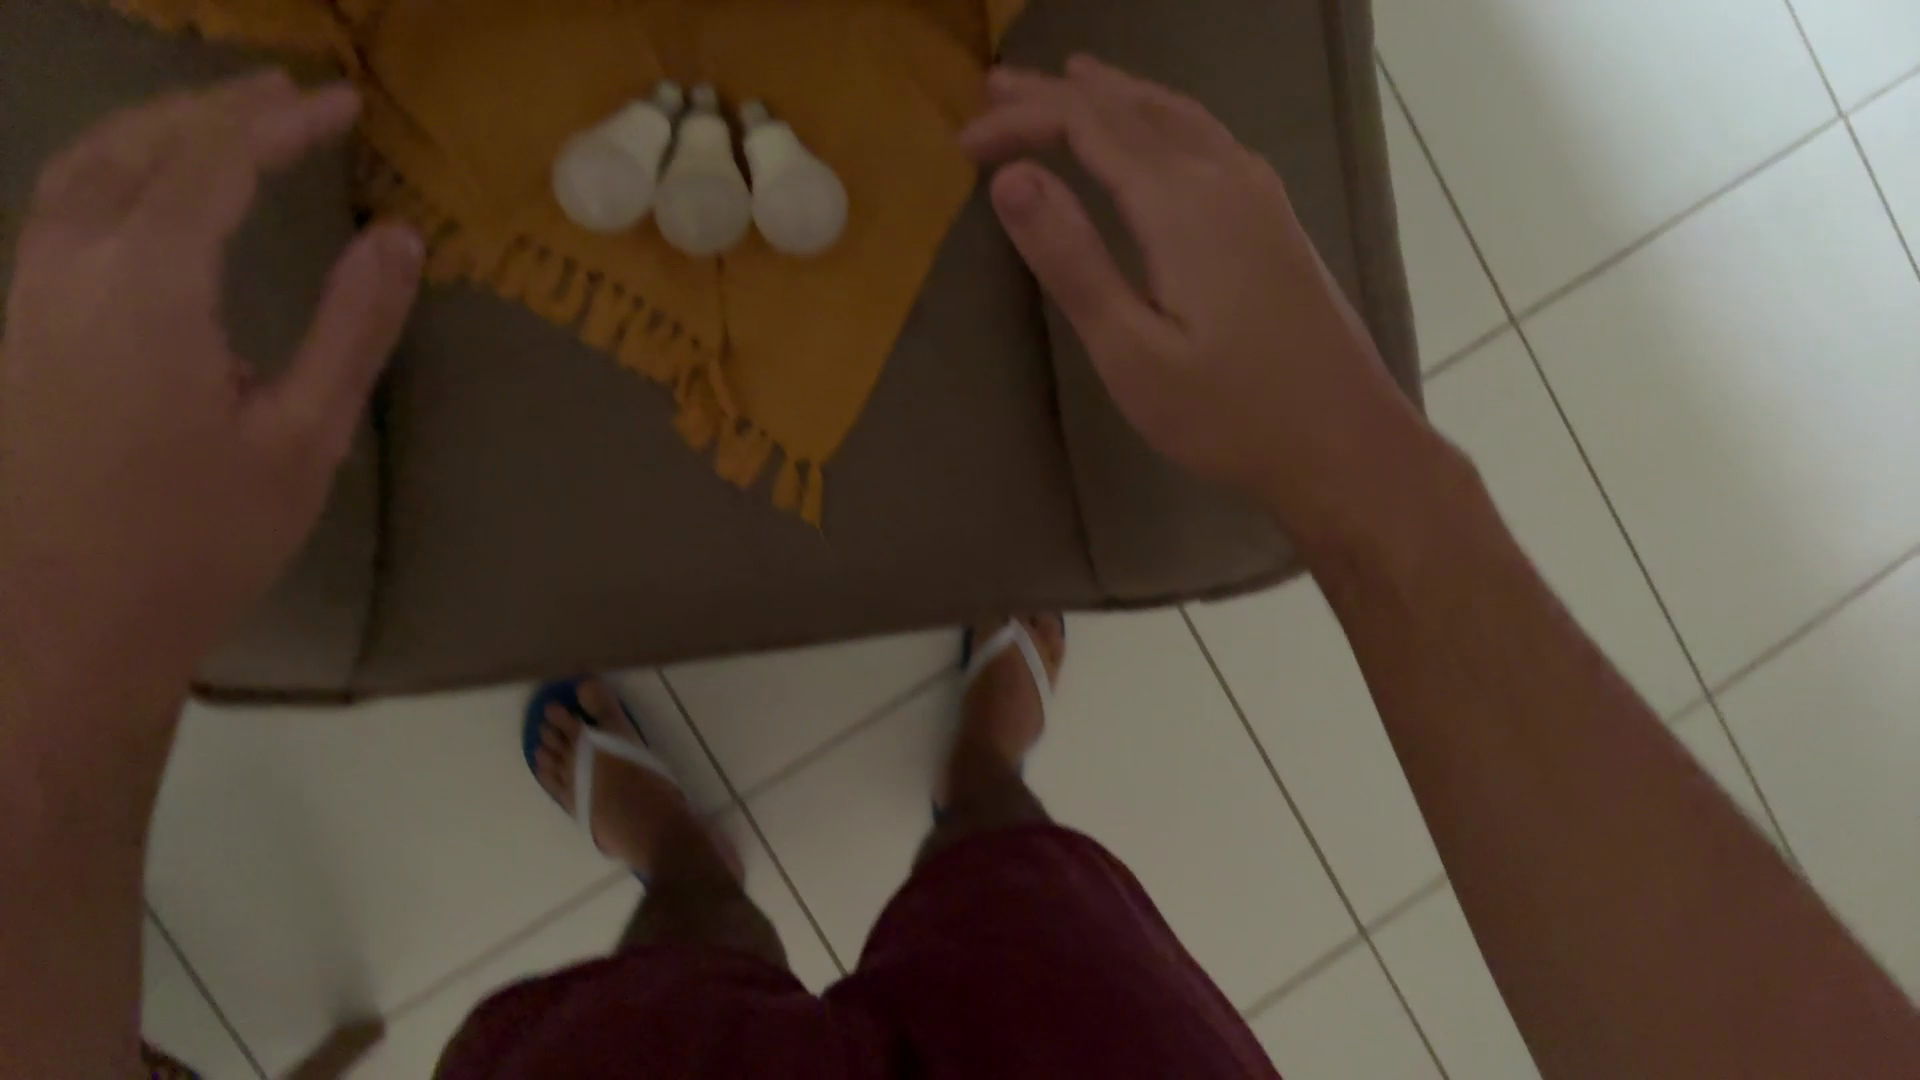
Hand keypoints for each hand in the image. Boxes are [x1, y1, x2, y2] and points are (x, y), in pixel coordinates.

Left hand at [0, 71, 422, 709]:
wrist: (62, 618)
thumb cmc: (203, 531)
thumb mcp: (305, 432)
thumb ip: (352, 326)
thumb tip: (399, 239)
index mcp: (144, 288)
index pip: (213, 165)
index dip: (279, 122)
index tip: (343, 103)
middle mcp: (64, 266)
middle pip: (134, 146)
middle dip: (213, 106)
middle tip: (289, 92)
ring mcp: (23, 293)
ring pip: (81, 168)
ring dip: (158, 129)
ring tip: (228, 119)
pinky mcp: (14, 325)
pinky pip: (63, 210)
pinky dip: (119, 171)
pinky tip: (157, 190)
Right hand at [960, 57, 1430, 531]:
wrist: (1342, 441)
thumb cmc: (1226, 412)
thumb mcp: (1129, 351)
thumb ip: (1072, 261)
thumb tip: (1011, 178)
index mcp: (1179, 204)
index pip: (1087, 128)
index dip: (1022, 120)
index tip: (965, 142)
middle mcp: (1223, 176)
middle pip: (1130, 108)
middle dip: (1059, 94)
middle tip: (998, 86)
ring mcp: (1259, 194)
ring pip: (1176, 114)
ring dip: (1116, 94)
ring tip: (1072, 81)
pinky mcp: (1275, 220)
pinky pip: (1207, 137)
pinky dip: (1162, 117)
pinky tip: (1158, 133)